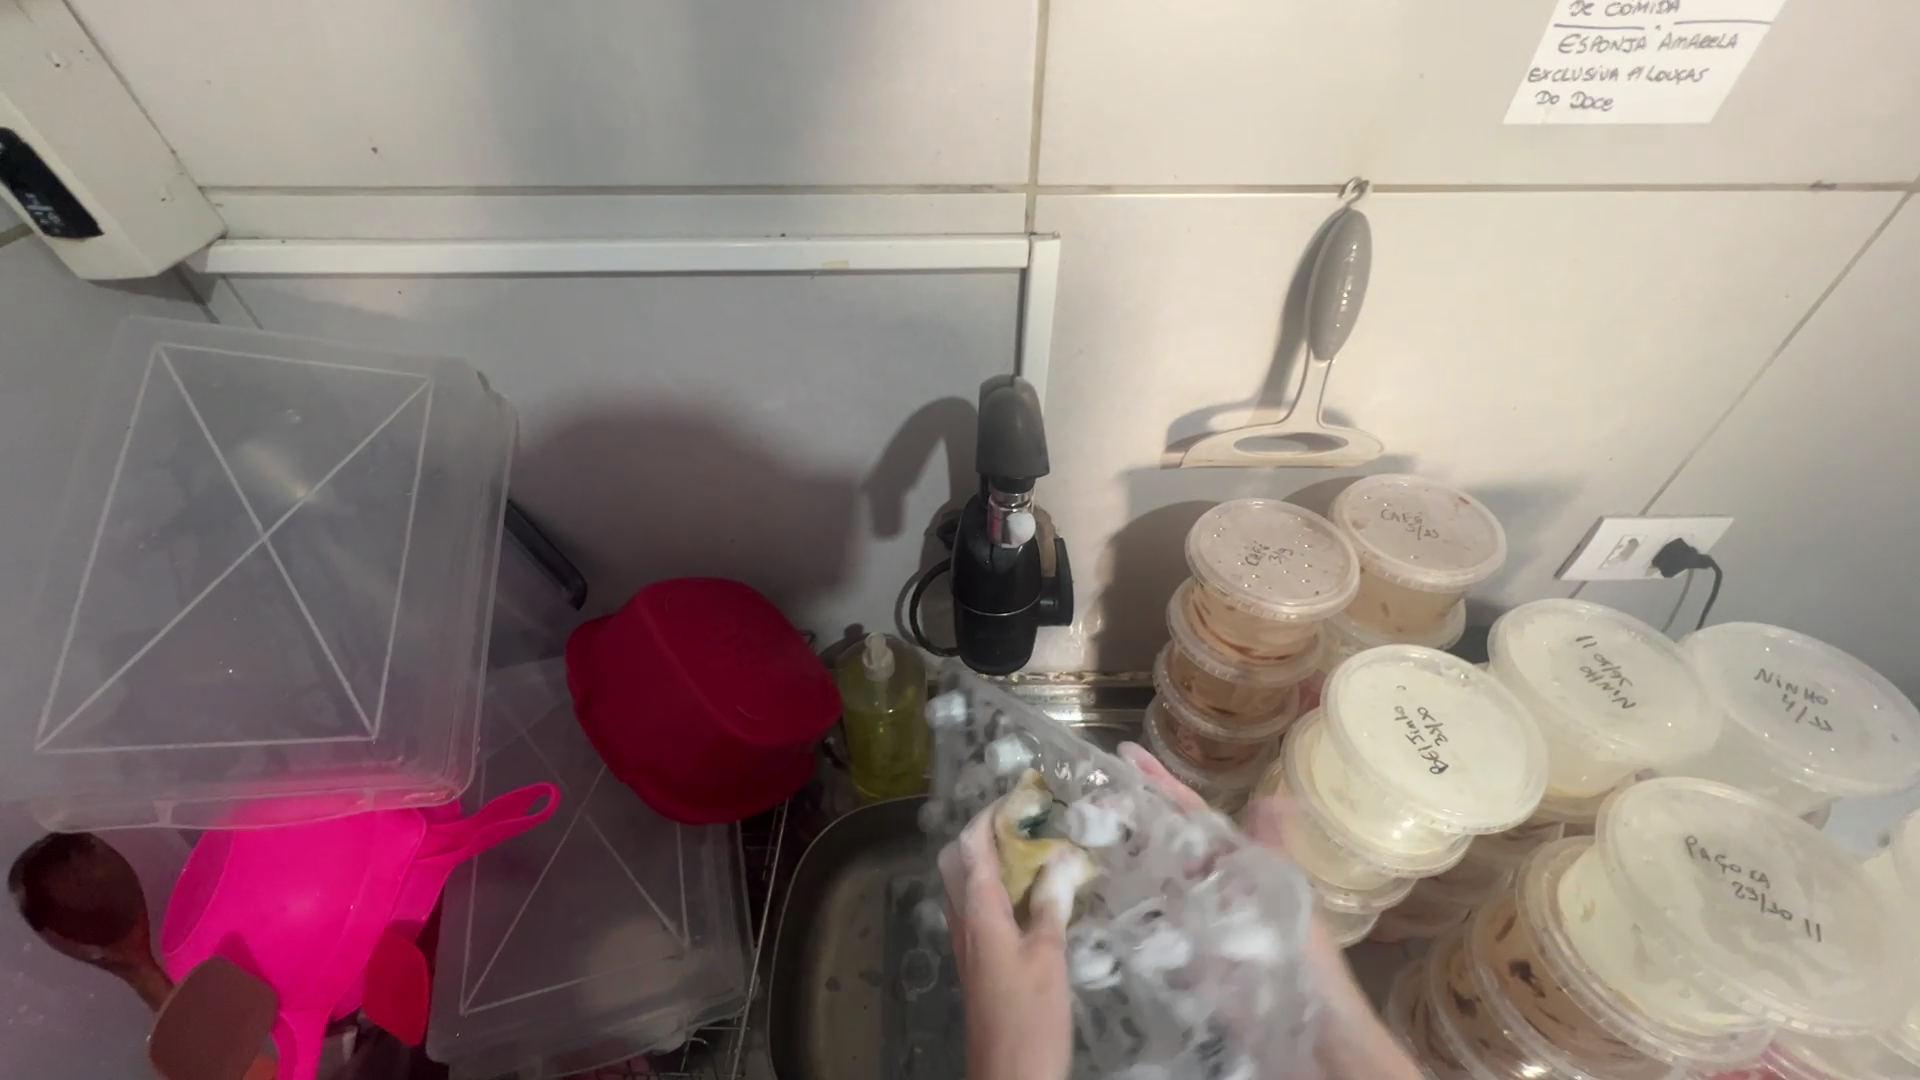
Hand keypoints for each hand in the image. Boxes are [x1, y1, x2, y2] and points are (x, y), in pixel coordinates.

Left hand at [939, 799, 1075, 1079]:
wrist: (1008, 1078)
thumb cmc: (1029, 1015)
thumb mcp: (1048, 955)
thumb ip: (1051, 902)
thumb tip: (1060, 854)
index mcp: (978, 909)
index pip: (972, 845)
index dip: (990, 815)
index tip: (1019, 797)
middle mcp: (963, 918)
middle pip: (957, 859)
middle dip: (982, 833)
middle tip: (1021, 824)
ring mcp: (966, 940)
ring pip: (964, 883)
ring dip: (989, 860)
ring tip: (1029, 850)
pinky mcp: (976, 959)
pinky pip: (976, 906)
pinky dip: (995, 887)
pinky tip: (1027, 895)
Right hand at [1118, 742, 1424, 1079]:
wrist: (1311, 1035)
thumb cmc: (1305, 957)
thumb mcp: (1288, 895)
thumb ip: (1272, 848)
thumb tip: (1272, 797)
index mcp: (1233, 858)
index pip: (1189, 811)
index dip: (1158, 782)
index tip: (1125, 755)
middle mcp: (1209, 878)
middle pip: (1162, 834)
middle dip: (1129, 810)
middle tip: (1089, 792)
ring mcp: (1193, 912)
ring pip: (1150, 869)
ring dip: (1120, 848)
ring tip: (1083, 826)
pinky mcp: (1182, 948)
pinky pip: (1147, 917)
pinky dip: (1123, 900)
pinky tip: (1095, 887)